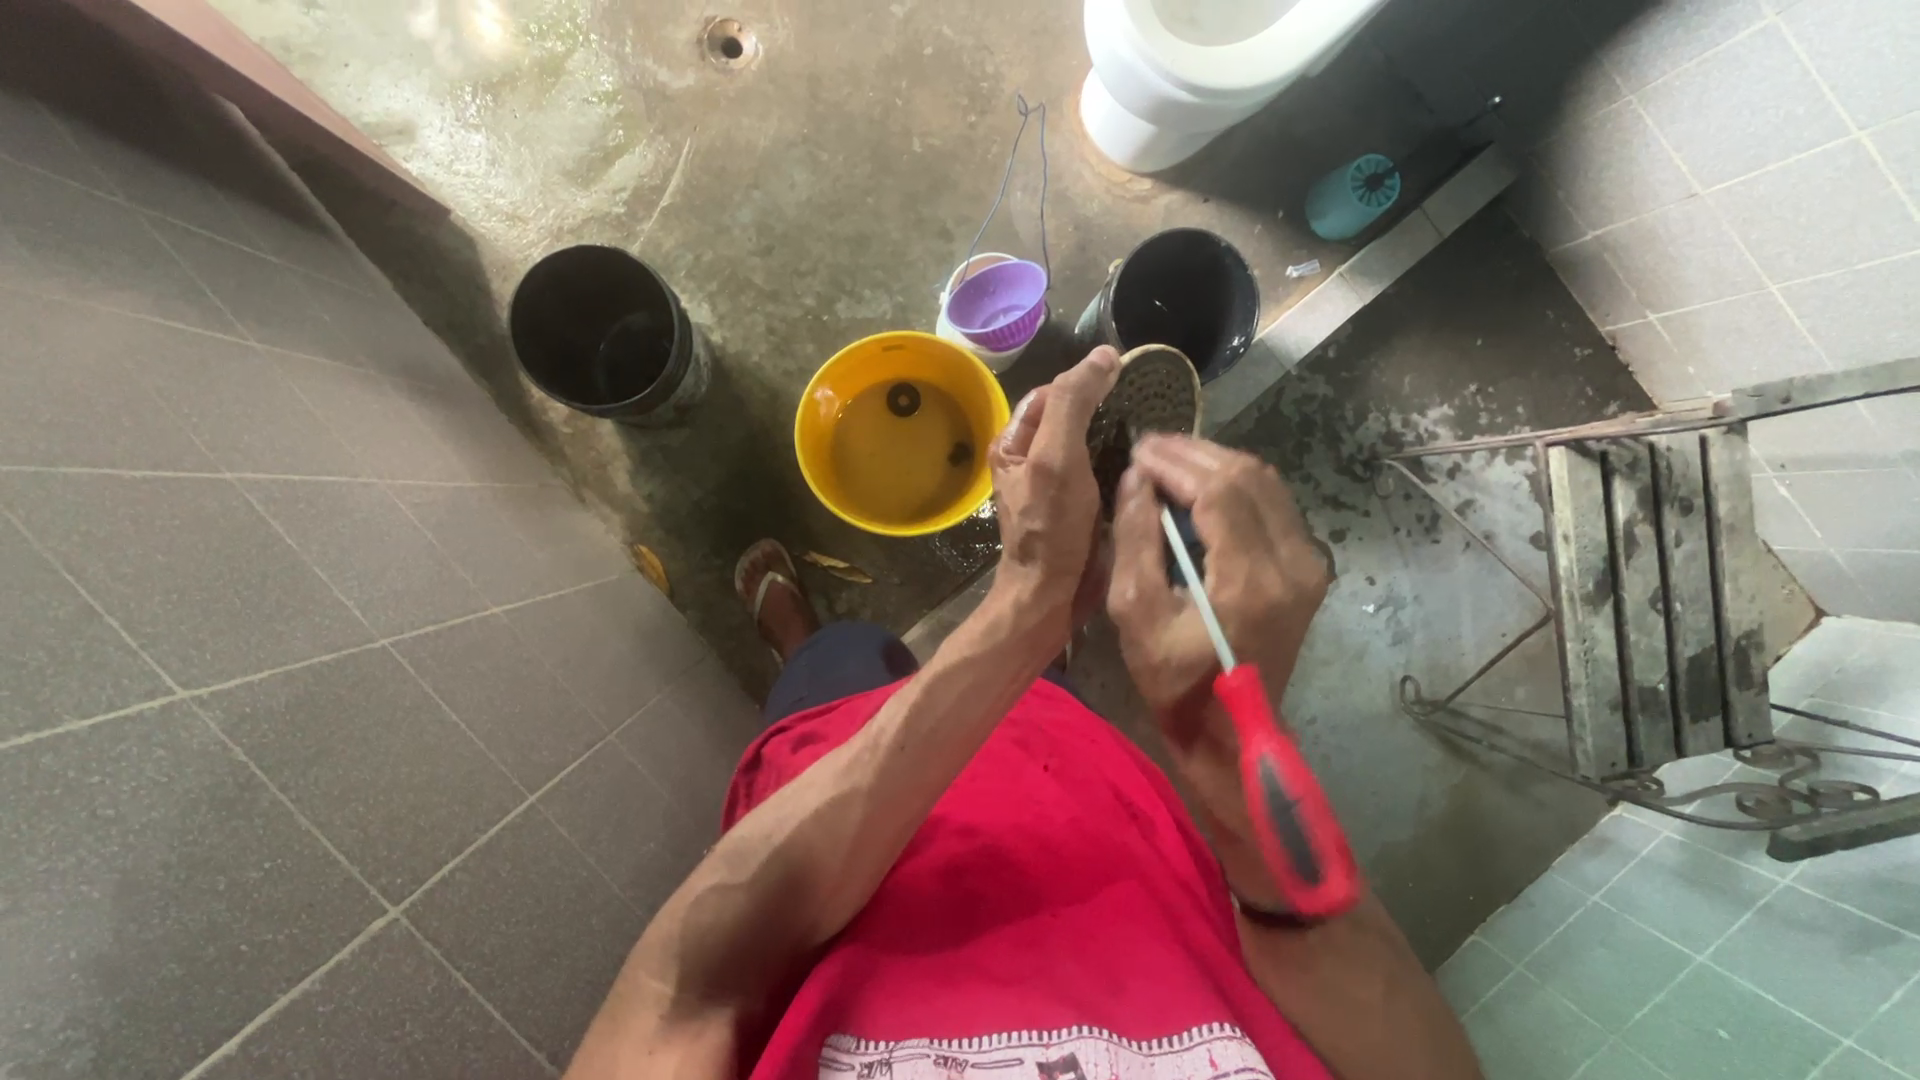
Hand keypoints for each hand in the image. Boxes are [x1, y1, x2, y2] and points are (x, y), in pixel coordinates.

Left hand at [987, 346, 1120, 645]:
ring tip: (1151, 433)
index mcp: (1014, 442)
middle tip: (1144, 408)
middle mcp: (1031, 459)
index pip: (1051, 392)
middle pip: (1072, 416)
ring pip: (1090, 443)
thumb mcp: (1057, 457)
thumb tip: (1103, 356)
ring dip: (1118, 436)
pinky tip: (1145, 464)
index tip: (1124, 382)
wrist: (1053, 595)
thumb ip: (1074, 403)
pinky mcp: (1078, 507)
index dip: (1084, 382)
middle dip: (1104, 409)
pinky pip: (1102, 471)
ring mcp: (1055, 485)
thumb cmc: (1051, 526)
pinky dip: (1122, 463)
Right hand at [1107, 434, 1329, 759]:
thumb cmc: (1173, 681)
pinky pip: (1275, 506)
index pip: (1220, 492)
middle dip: (1195, 454)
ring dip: (1217, 464)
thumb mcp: (1134, 613)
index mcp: (1250, 582)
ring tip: (1169, 459)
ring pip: (1267, 485)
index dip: (1177, 462)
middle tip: (1149, 447)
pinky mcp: (1309, 570)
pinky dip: (1236, 486)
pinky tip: (1201, 485)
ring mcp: (1309, 566)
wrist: (1230, 730)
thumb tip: (1135, 478)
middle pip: (1249, 478)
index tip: (1138, 450)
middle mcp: (1293, 566)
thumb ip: (1135, 539)